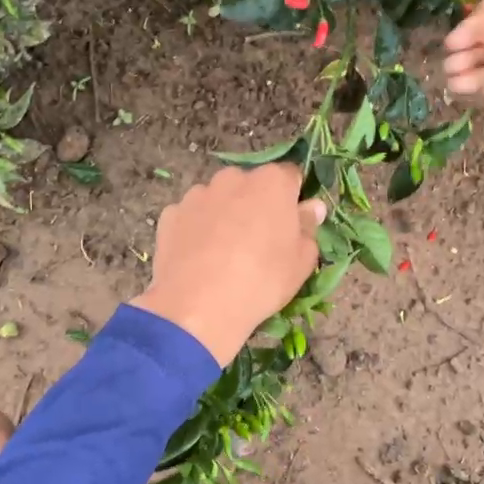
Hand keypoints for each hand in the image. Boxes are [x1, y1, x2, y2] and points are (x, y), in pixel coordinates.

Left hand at [130, 164, 326, 364]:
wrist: (198, 306)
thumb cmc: (262, 281)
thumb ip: (308, 227)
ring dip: (224, 216)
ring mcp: (197, 194)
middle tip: (258, 243)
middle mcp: (232, 178)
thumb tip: (312, 207)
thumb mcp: (302, 261)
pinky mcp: (171, 214)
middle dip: (256, 206)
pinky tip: (199, 259)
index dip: (293, 199)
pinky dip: (196, 231)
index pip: (290, 176)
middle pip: (251, 186)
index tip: (291, 224)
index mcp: (271, 182)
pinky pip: (191, 217)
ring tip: (224, 255)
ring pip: (218, 199)